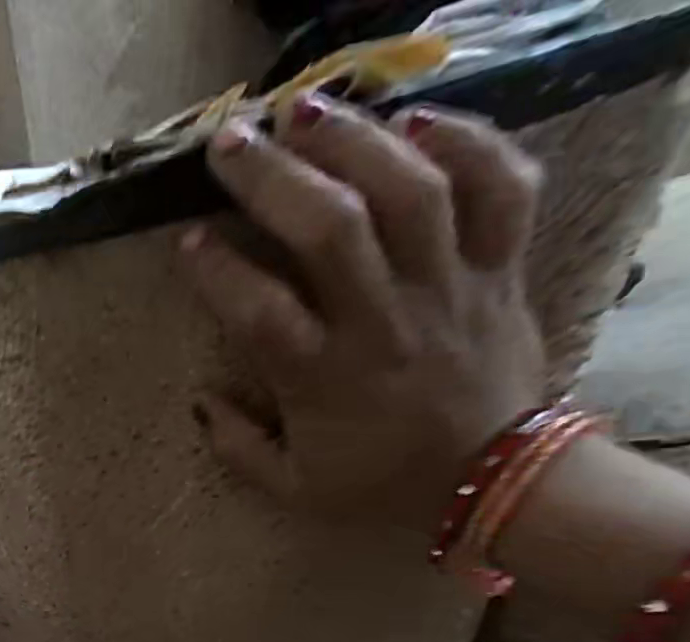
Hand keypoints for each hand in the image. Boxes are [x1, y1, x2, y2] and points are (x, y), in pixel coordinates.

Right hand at [179, 93, 546, 530]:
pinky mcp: (500, 272)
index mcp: (325, 379)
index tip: (188, 241)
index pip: (260, 311)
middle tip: (230, 141)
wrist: (495, 483)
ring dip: (355, 139)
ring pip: (411, 193)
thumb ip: (235, 445)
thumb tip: (200, 398)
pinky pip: (502, 191)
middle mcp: (384, 323)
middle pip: (332, 230)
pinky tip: (419, 122)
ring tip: (308, 106)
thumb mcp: (290, 486)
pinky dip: (470, 144)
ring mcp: (448, 290)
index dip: (217, 270)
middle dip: (273, 176)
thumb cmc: (380, 483)